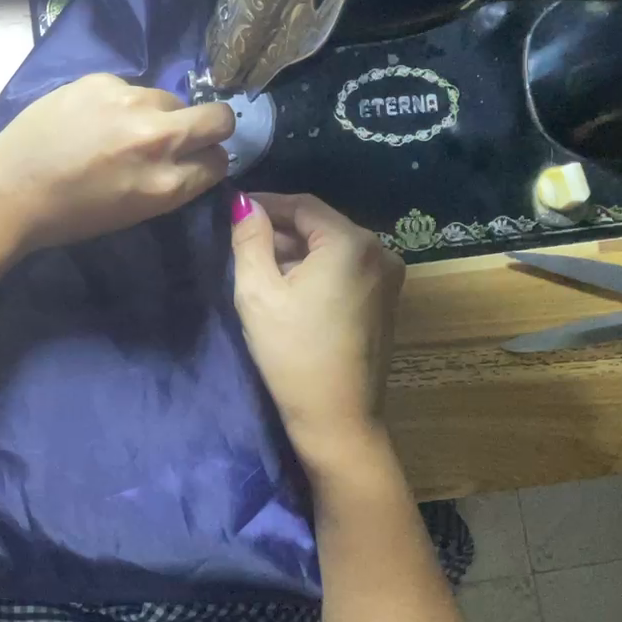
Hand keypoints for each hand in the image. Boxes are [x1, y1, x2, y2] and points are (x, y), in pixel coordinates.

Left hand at [0, 73, 234, 249]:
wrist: (10, 190)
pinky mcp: (101, 80)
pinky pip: (129, 88)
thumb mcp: (132, 213)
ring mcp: (130, 102)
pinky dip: (118, 103)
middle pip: (218, 117)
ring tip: (119, 131)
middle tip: (182, 135)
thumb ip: (168, 185)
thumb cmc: (69, 217)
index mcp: (166, 184)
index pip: (218, 161)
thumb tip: (189, 160)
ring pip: (170, 99)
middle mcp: (158, 138)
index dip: (208, 162)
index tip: (194, 163)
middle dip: (210, 127)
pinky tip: (88, 120)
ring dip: (157, 113)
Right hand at [230, 192, 404, 459]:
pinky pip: (346, 272)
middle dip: (281, 232)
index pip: (303, 205)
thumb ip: (249, 241)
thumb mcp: (258, 293)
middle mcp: (380, 251)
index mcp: (351, 242)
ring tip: (260, 272)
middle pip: (321, 227)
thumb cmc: (292, 353)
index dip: (266, 204)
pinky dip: (317, 273)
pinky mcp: (385, 303)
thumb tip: (244, 204)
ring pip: (333, 251)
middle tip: (240, 246)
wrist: (337, 418)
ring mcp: (388, 279)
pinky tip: (290, 294)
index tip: (233, 211)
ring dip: (297, 254)